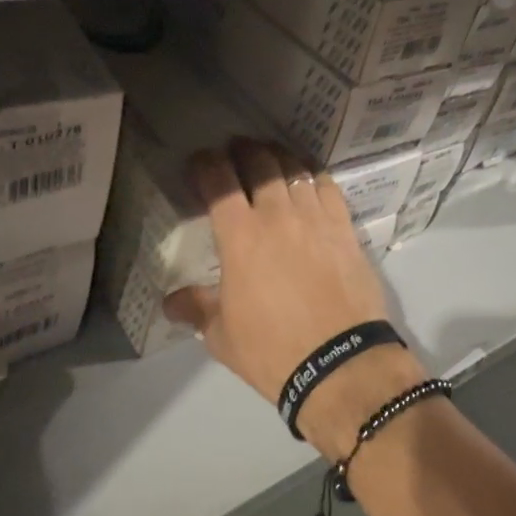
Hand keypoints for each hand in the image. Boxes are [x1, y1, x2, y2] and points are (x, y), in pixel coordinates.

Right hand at [164, 139, 424, 456]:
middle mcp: (277, 215)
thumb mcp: (222, 336)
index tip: (200, 161)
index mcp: (240, 236)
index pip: (218, 182)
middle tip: (236, 150)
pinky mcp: (345, 228)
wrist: (340, 364)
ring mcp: (315, 218)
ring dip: (278, 159)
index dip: (206, 164)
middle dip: (244, 150)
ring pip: (294, 170)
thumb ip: (197, 308)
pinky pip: (328, 187)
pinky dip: (314, 176)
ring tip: (271, 159)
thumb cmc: (272, 351)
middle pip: (259, 163)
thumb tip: (171, 302)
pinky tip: (309, 179)